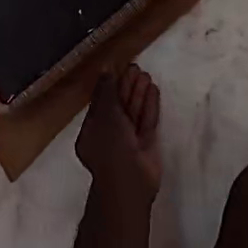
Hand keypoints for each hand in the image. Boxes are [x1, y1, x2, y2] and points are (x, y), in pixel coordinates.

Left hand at [77, 64, 162, 203]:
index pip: (101, 103)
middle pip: (119, 106)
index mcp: (93, 130)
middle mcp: (109, 134)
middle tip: (136, 67)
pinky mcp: (146, 144)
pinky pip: (147, 121)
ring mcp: (129, 140)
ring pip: (134, 112)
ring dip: (140, 94)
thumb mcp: (105, 114)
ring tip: (147, 75)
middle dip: (127, 87)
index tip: (119, 67)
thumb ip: (106, 91)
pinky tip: (154, 90)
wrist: (130, 180)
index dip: (110, 85)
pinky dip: (150, 106)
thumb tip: (106, 69)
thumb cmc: (111, 145)